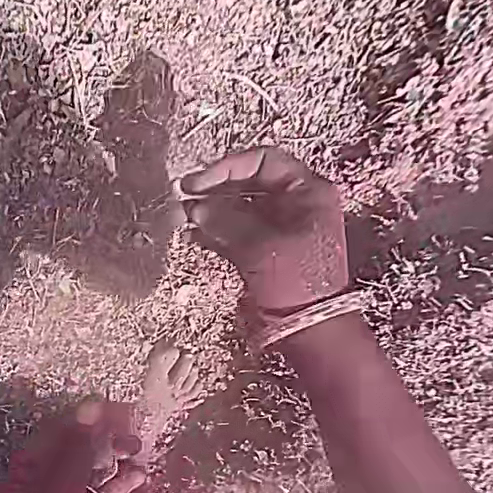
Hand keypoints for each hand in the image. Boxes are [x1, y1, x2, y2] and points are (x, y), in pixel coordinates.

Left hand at [0, 401, 144, 492]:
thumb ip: (74, 458)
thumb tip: (90, 408)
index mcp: (22, 486)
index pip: (53, 438)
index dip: (83, 420)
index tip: (118, 408)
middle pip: (72, 453)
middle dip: (101, 438)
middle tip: (135, 430)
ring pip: (90, 475)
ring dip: (113, 458)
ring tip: (140, 448)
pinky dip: (120, 485)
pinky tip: (139, 476)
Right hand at [179, 146, 349, 311]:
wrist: (309, 331)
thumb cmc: (296, 283)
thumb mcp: (261, 247)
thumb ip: (227, 221)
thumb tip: (196, 207)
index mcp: (307, 192)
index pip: (264, 161)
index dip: (227, 168)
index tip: (197, 182)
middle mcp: (294, 206)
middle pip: (248, 185)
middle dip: (214, 191)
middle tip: (184, 199)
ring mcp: (279, 231)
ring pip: (239, 211)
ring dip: (210, 213)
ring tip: (183, 218)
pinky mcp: (265, 254)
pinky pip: (236, 235)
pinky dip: (214, 234)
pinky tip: (192, 236)